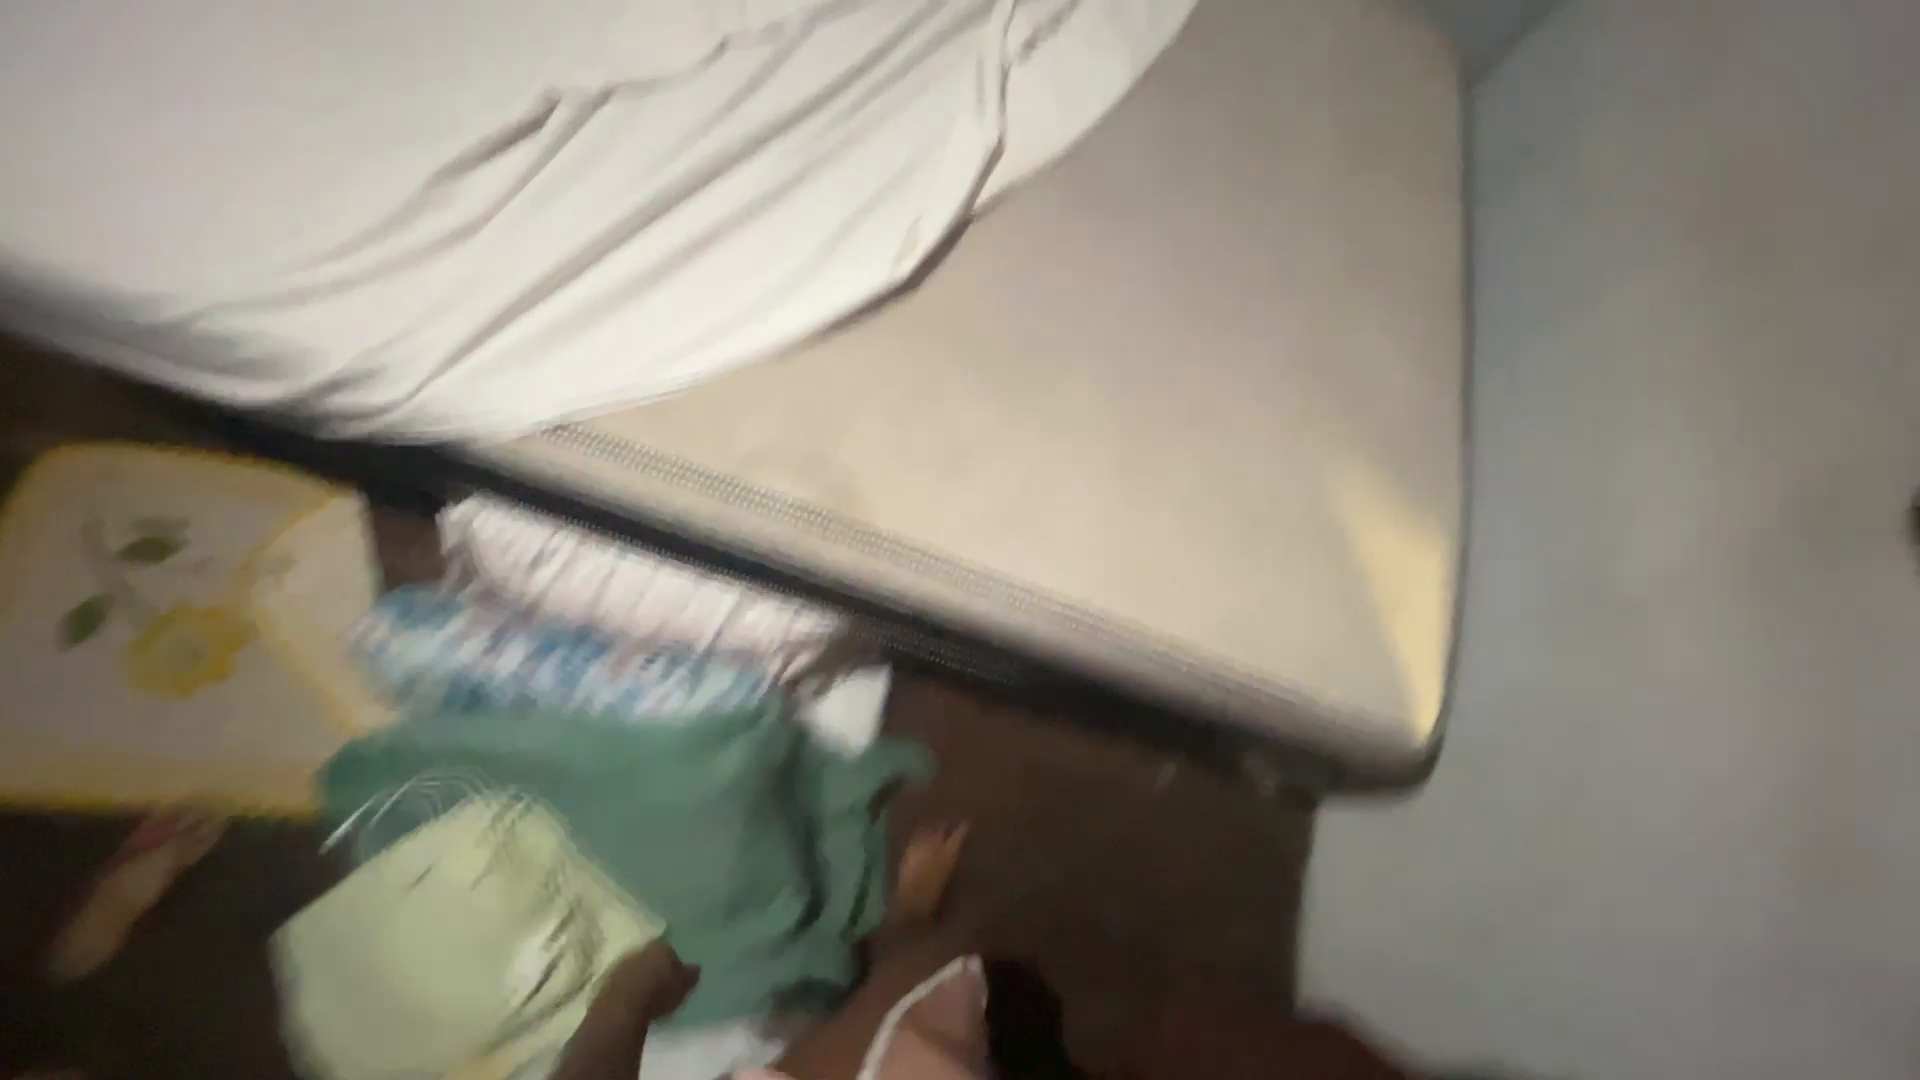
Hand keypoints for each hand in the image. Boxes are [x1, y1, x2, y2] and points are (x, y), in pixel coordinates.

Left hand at [547, 940, 699, 1079]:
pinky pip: (618, 984)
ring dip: (636, 978)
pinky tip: (629, 1002)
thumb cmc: (658, 993)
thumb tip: (696, 967)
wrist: (621, 1010)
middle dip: (652, 967)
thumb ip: (690, 974)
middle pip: (648, 956)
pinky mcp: (603, 983)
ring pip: (631, 969)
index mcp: (659, 945)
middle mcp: (638, 949)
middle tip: (658, 982)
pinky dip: (624, 990)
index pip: (668, 948)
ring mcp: (618, 965)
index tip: (674, 973)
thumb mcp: (683, 986)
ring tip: (643, 994)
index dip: (672, 960)